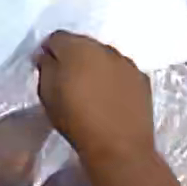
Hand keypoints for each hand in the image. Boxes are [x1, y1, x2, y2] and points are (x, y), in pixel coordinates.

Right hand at [35, 31, 155, 169]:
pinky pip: (120, 70)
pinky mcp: (141, 78)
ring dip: (94, 65)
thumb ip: (45, 67)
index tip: (46, 68)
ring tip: (90, 89)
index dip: (48, 51)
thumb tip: (47, 55)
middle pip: (81, 43)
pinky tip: (109, 96)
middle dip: (72, 56)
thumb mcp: (47, 93)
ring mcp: (125, 62)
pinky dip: (112, 77)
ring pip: (103, 55)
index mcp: (76, 47)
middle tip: (67, 79)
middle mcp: (103, 48)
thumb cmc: (75, 119)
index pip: (56, 37)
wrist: (119, 147)